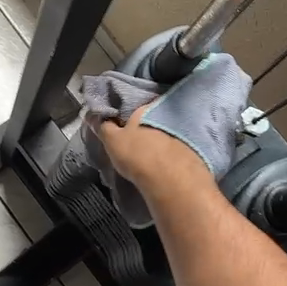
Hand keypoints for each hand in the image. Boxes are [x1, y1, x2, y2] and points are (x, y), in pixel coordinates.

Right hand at [95, 113, 210, 197]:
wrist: (173, 180)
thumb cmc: (138, 155)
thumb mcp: (112, 140)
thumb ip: (102, 126)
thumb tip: (91, 114)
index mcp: (146, 108)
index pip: (136, 105)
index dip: (128, 114)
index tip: (122, 123)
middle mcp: (167, 115)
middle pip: (153, 118)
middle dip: (146, 127)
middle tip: (136, 140)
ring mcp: (184, 132)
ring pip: (168, 132)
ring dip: (160, 140)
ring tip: (150, 155)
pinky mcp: (195, 150)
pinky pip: (179, 147)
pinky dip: (171, 153)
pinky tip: (165, 164)